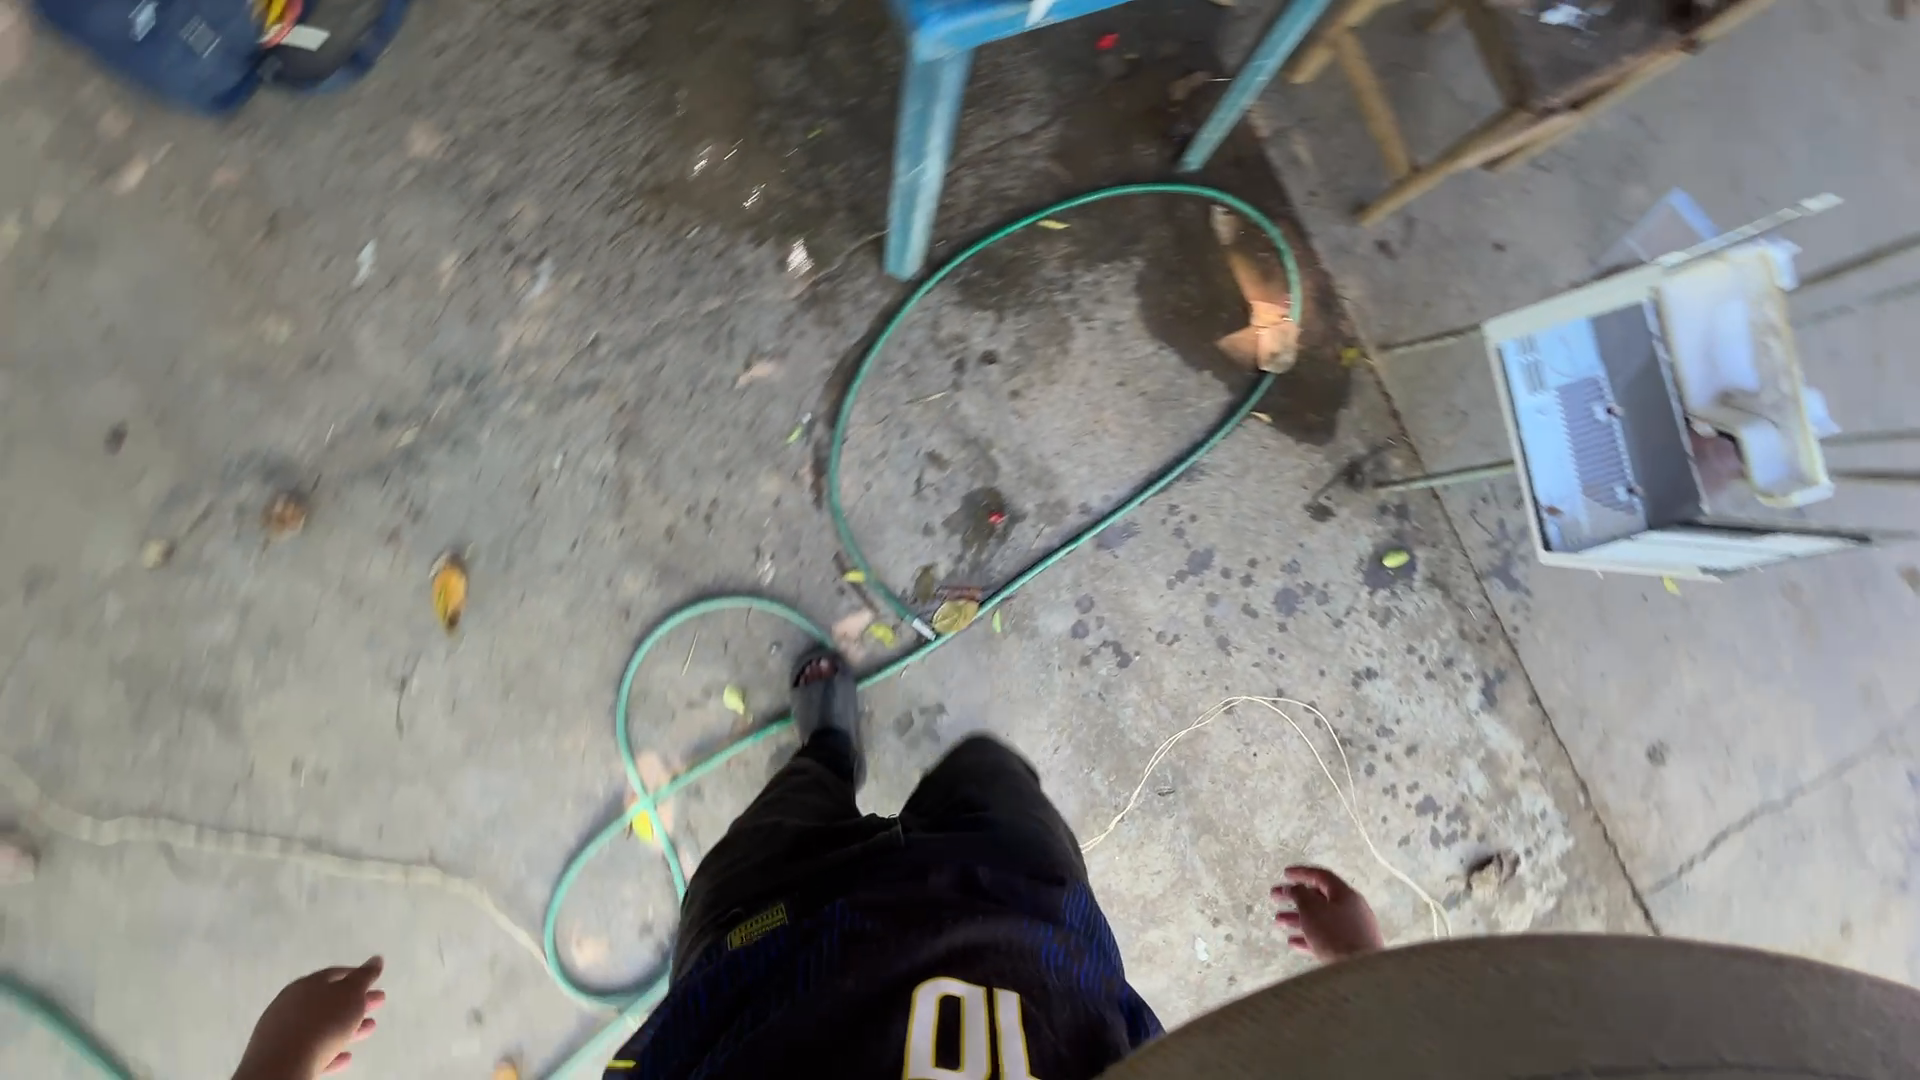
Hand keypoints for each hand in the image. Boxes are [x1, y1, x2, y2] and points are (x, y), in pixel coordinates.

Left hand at [233, 957, 385, 1078]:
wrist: (282, 1067)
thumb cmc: (322, 1023)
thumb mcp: (352, 993)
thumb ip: (365, 975)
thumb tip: (376, 959)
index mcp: (306, 985)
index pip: (336, 974)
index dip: (358, 976)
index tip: (375, 982)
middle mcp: (289, 1005)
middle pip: (329, 1001)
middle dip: (356, 1002)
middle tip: (377, 1003)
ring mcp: (281, 1032)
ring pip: (321, 1025)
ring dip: (346, 1026)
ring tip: (367, 1030)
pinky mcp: (279, 1055)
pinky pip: (310, 1048)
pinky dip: (329, 1048)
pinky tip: (344, 1056)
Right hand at [1271, 866, 1383, 961]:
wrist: (1362, 973)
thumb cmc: (1334, 934)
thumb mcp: (1311, 908)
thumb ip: (1299, 893)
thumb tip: (1295, 888)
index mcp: (1345, 894)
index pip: (1321, 875)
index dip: (1301, 872)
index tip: (1284, 874)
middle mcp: (1352, 909)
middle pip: (1319, 898)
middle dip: (1295, 898)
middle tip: (1274, 897)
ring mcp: (1354, 931)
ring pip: (1321, 919)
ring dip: (1298, 918)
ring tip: (1278, 922)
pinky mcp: (1353, 950)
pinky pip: (1327, 938)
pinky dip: (1309, 937)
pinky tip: (1293, 942)